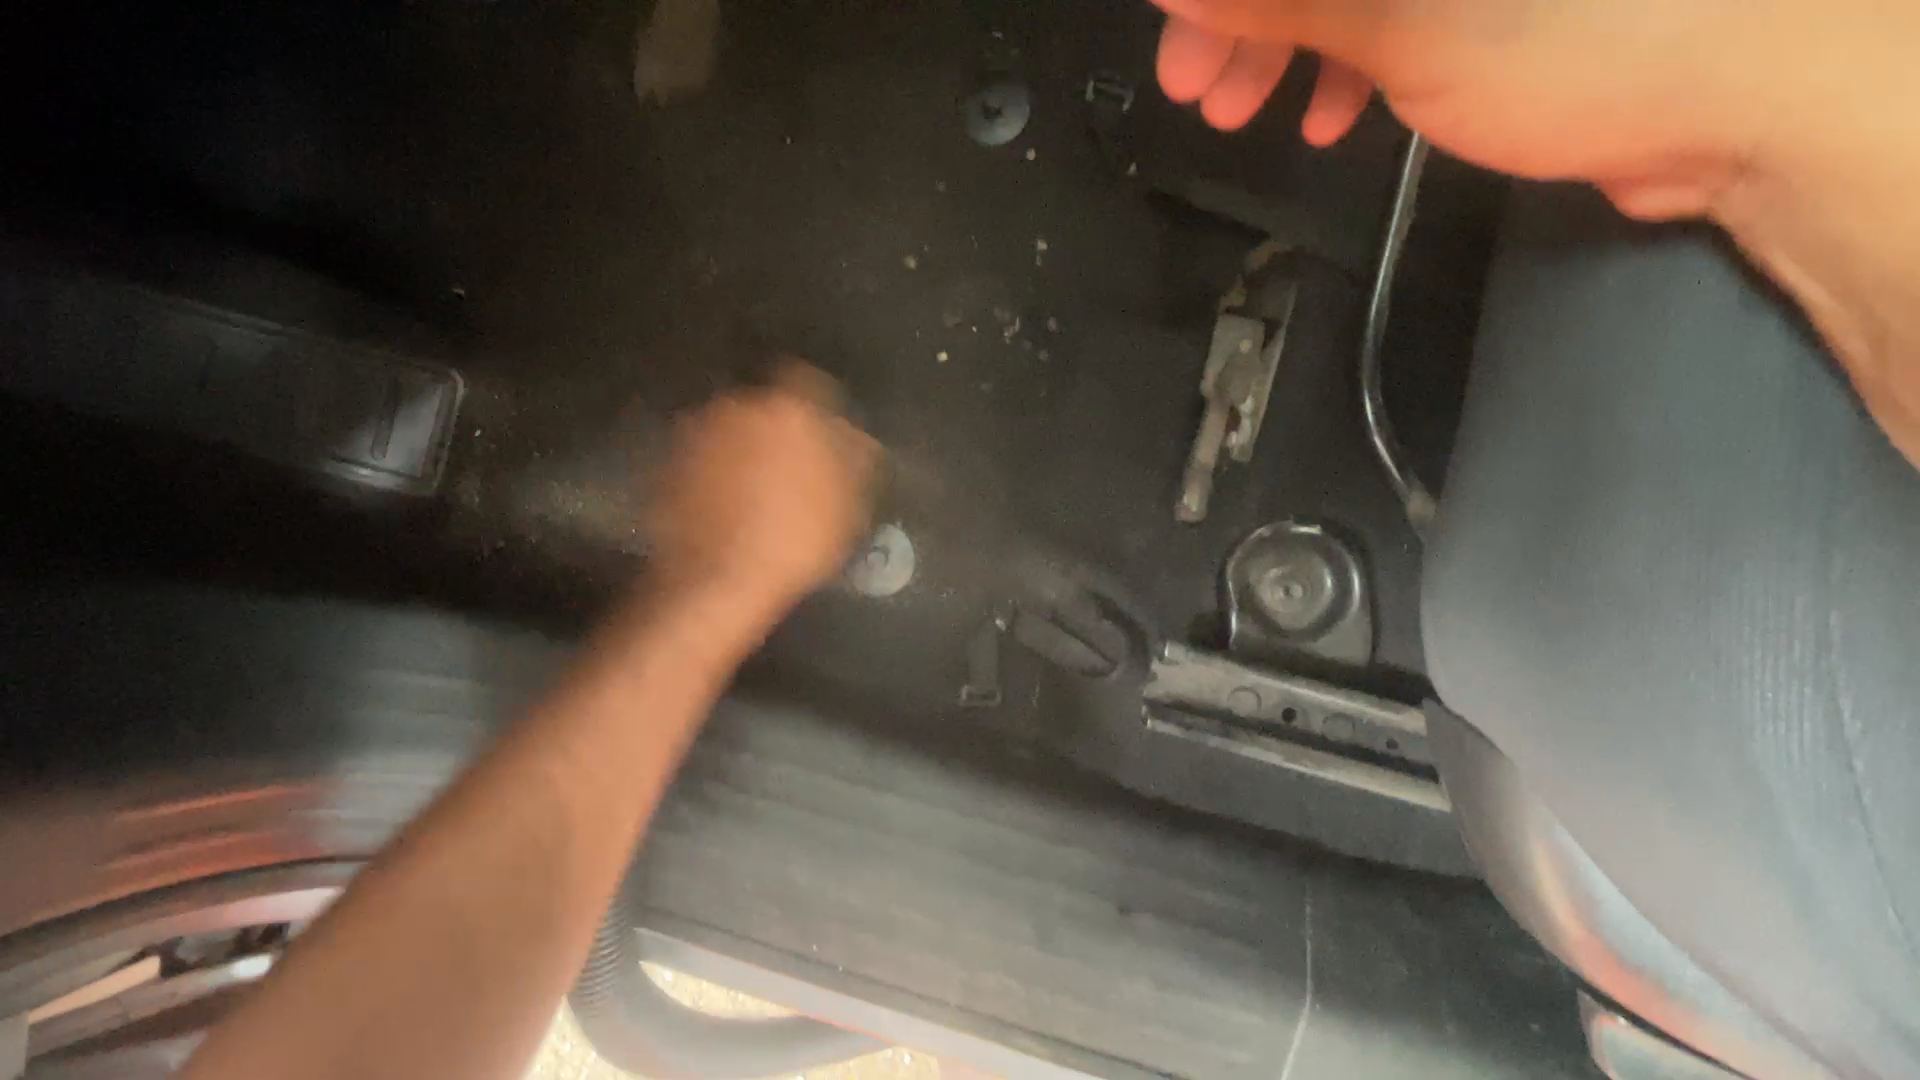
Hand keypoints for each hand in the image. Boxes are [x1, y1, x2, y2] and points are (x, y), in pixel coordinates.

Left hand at [646, 361, 878, 619]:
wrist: (717, 580)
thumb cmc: (795, 541)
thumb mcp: (848, 507)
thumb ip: (856, 460)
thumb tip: (858, 440)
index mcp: (789, 408)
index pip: (809, 382)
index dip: (818, 409)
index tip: (824, 435)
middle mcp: (738, 406)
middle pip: (766, 405)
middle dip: (777, 430)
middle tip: (791, 467)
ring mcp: (697, 432)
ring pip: (731, 431)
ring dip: (743, 450)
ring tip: (754, 491)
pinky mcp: (668, 462)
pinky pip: (703, 458)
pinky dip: (714, 472)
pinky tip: (726, 505)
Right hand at [1152, 0, 1791, 219]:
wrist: (1745, 98)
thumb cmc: (1585, 37)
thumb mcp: (1409, 18)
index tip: (1183, 24)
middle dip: (1247, 14)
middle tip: (1194, 83)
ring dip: (1285, 47)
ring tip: (1238, 114)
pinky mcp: (1498, 2)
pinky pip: (1398, 16)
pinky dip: (1350, 63)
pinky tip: (1325, 118)